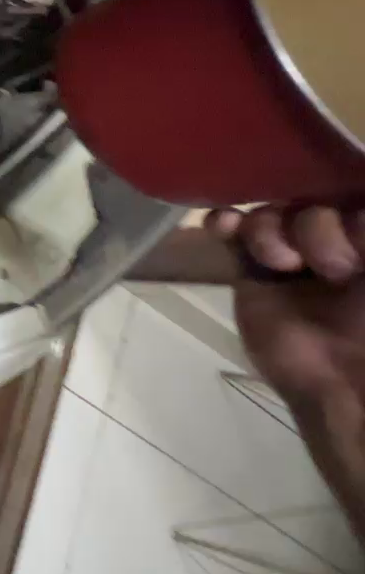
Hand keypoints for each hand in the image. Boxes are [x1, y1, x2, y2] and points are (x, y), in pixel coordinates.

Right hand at [207, 206, 364, 404]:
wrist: (344, 375)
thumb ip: (362, 232)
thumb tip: (343, 206)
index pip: (350, 199)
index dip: (346, 214)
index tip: (356, 239)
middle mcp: (339, 243)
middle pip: (309, 202)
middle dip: (314, 229)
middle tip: (330, 269)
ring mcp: (293, 254)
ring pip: (269, 213)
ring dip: (270, 233)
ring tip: (281, 266)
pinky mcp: (250, 268)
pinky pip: (230, 230)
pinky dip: (223, 223)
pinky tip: (223, 227)